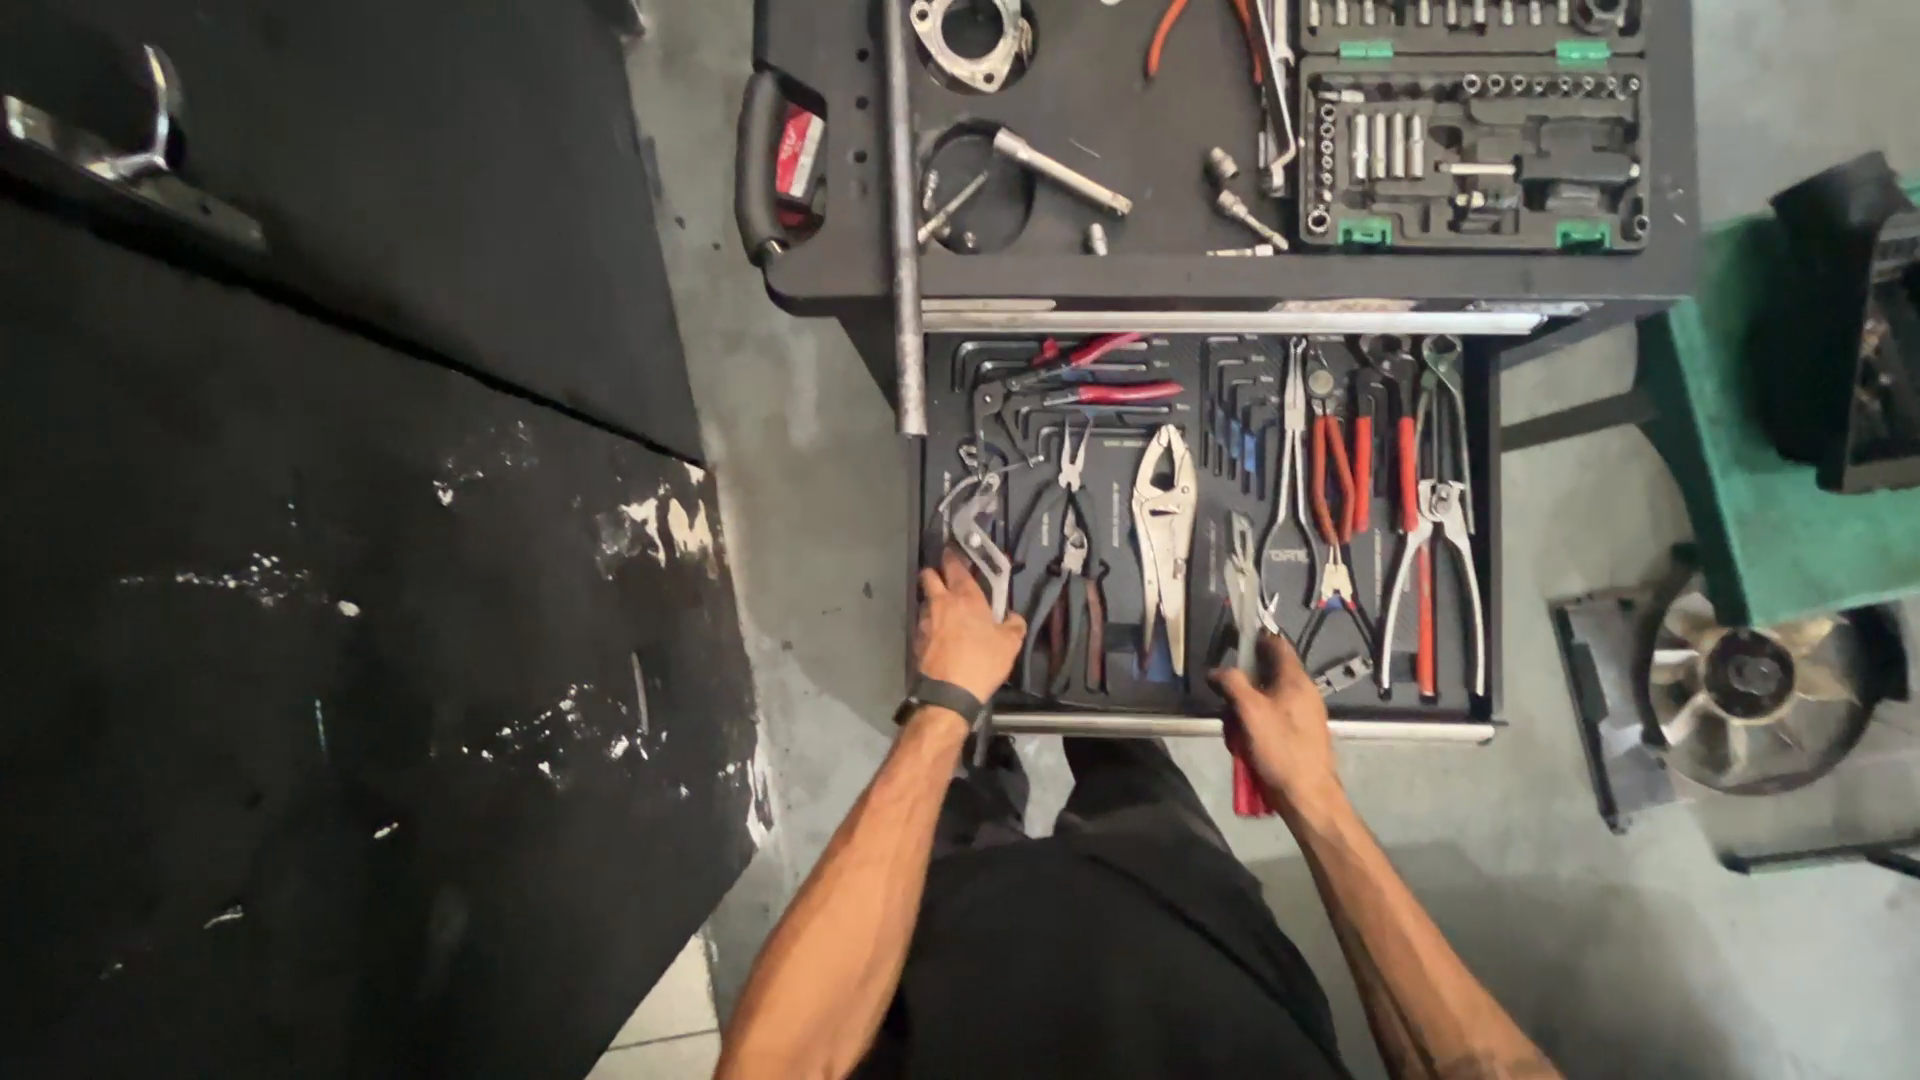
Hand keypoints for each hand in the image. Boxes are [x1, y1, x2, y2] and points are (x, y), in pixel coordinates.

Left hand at [915, 547, 1026, 704]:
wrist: (949, 693)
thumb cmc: (982, 661)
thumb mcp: (1009, 644)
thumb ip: (1014, 625)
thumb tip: (1014, 618)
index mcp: (965, 597)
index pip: (955, 566)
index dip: (954, 556)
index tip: (955, 552)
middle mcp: (941, 603)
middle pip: (929, 575)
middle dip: (935, 573)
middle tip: (946, 578)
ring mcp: (925, 621)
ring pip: (925, 600)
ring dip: (933, 601)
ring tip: (946, 613)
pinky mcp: (917, 640)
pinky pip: (923, 624)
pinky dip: (930, 625)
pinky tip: (940, 636)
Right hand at [1209, 633, 1346, 818]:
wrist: (1307, 795)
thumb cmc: (1281, 748)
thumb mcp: (1250, 711)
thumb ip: (1232, 683)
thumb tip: (1216, 671)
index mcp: (1295, 680)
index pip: (1278, 644)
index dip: (1256, 639)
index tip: (1233, 644)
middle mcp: (1302, 692)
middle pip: (1266, 673)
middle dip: (1242, 684)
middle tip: (1226, 699)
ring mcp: (1302, 714)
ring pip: (1265, 698)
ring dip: (1245, 708)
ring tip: (1234, 729)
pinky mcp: (1298, 734)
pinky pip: (1271, 718)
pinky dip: (1254, 724)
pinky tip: (1245, 743)